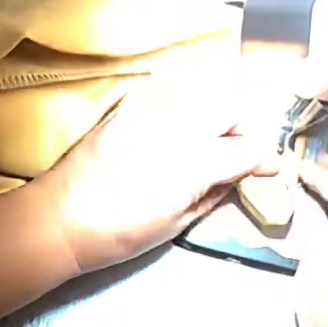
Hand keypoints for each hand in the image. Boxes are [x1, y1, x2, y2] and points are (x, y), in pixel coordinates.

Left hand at [21, 73, 279, 273]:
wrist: (58, 218)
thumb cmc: (117, 233)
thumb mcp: (175, 224)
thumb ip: (213, 194)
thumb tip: (236, 178)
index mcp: (193, 162)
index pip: (248, 148)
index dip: (264, 160)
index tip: (269, 169)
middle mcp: (176, 125)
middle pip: (230, 107)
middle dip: (241, 129)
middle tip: (233, 155)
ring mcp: (148, 109)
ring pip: (201, 93)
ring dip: (214, 114)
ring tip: (204, 142)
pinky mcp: (126, 106)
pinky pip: (168, 92)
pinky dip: (183, 106)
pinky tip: (174, 130)